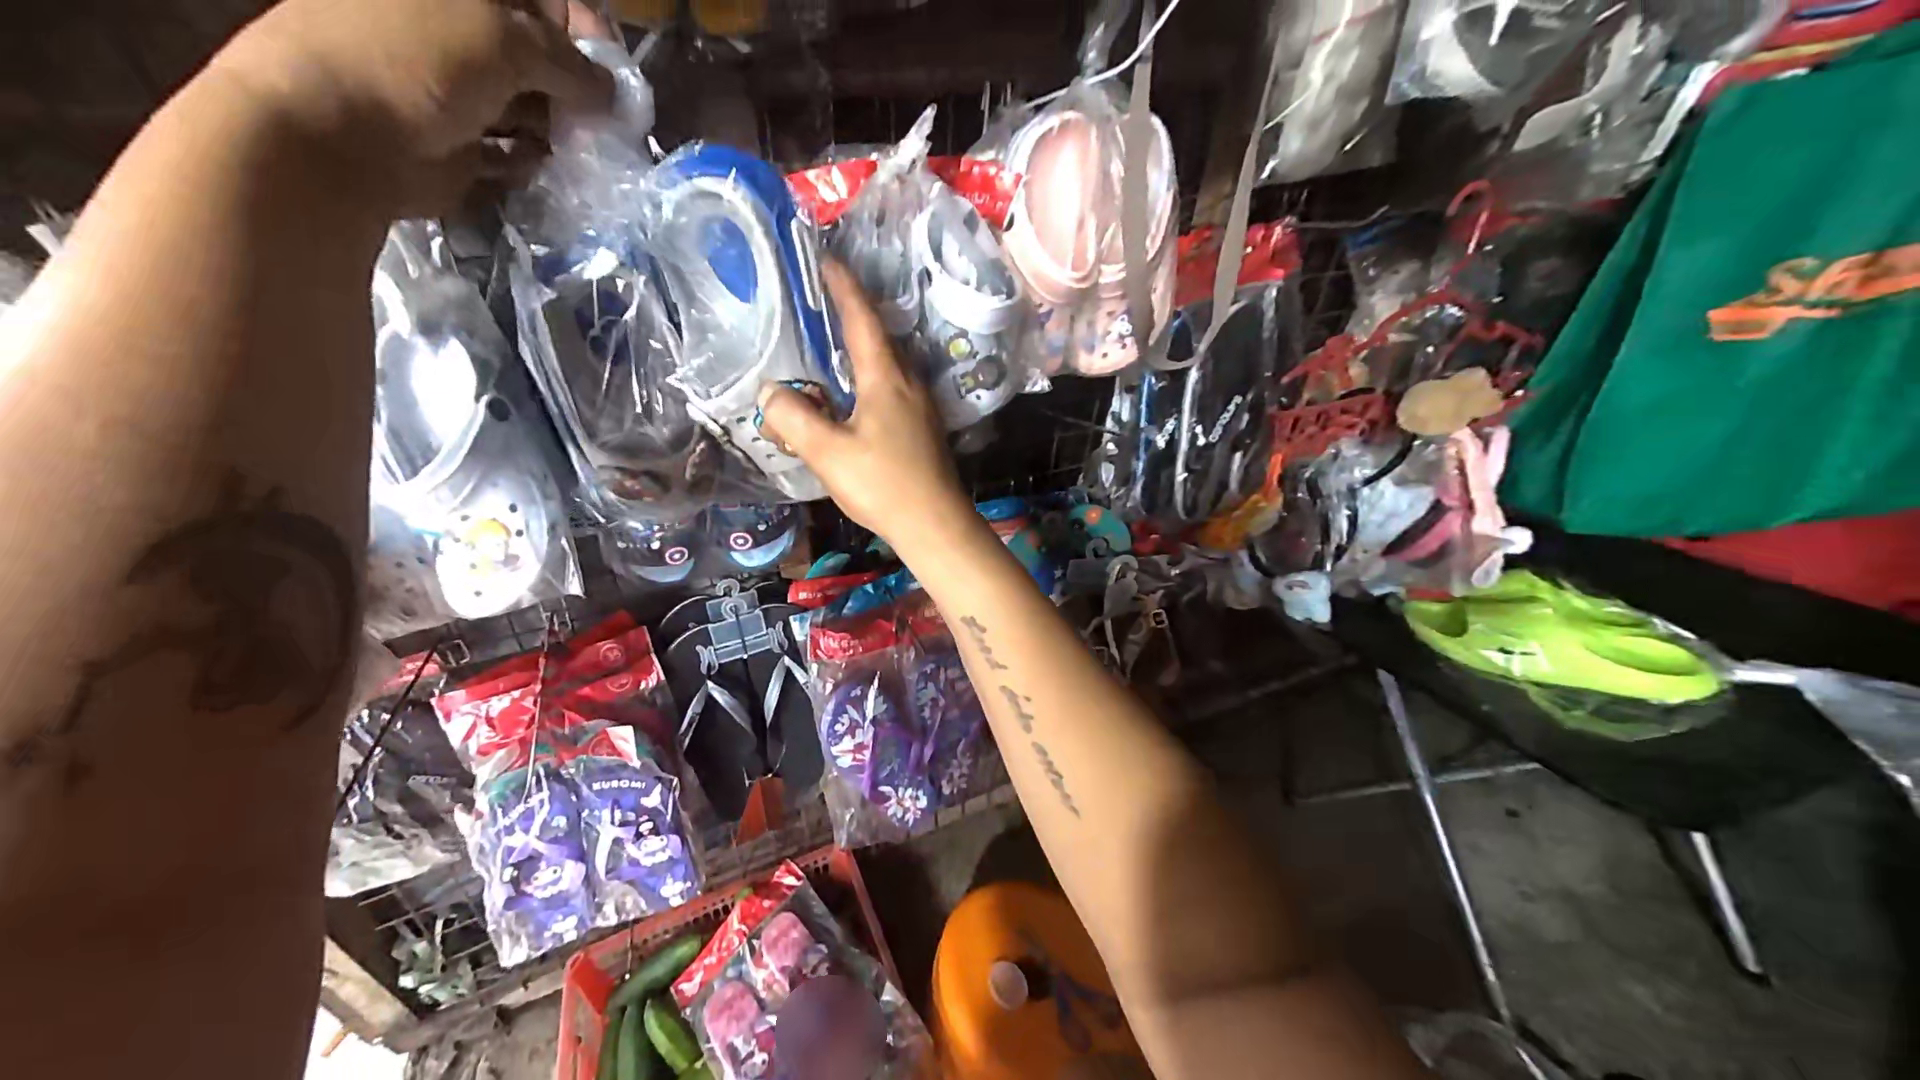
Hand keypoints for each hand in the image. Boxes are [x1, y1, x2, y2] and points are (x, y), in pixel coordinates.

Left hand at [207, 0, 613, 212]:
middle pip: (539, 54)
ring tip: (581, 146)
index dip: (584, 26)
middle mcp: (455, 30)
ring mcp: (454, 87)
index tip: (614, 65)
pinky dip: (532, 158)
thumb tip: (612, 91)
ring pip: (531, 104)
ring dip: (560, 125)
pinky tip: (538, 162)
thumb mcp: (501, 39)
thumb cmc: (413, 60)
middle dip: (577, 85)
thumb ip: (569, 62)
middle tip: (606, 116)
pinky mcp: (457, 141)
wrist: (338, 136)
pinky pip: (512, 149)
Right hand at [757, 261, 978, 552]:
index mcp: (886, 379)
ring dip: (860, 349)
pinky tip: (851, 397)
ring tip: (830, 346)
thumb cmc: (884, 485)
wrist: (935, 525)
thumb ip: (794, 419)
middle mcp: (908, 384)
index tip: (826, 259)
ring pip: (886, 365)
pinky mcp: (921, 430)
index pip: (863, 319)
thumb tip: (769, 393)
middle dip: (852, 314)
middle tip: (821, 300)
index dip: (844, 287)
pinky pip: (890, 389)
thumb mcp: (829, 452)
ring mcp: (919, 408)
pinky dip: (867, 379)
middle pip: (879, 338)